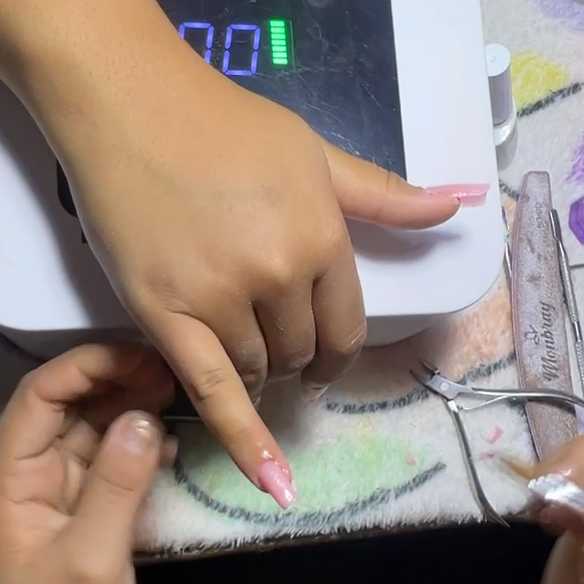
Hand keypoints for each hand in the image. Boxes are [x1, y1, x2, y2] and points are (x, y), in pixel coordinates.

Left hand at [0, 344, 176, 583]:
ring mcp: (56, 491)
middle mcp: (29, 475)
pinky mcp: (80, 509)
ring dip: (130, 409)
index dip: (86, 366)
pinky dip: (136, 447)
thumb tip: (145, 415)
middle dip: (115, 382)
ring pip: (91, 429)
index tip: (141, 356)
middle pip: (67, 406)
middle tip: (171, 374)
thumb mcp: (92, 558)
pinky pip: (107, 461)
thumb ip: (117, 484)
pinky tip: (167, 443)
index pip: (38, 396)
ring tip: (177, 395)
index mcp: (11, 479)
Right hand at [51, 45, 478, 506]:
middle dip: (294, 355)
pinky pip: (214, 392)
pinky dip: (244, 441)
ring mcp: (222, 298)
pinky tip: (271, 481)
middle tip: (269, 340)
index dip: (337, 350)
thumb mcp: (314, 152)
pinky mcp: (166, 315)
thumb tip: (458, 206)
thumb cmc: (222, 122)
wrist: (126, 102)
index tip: (323, 362)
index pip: (347, 324)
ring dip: (254, 369)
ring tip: (232, 342)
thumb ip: (383, 194)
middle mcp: (280, 273)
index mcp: (323, 235)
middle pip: (302, 352)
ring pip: (258, 371)